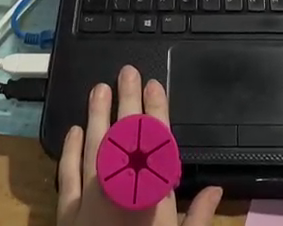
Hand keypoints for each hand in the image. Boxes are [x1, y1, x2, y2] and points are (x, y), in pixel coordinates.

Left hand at [58, 65, 223, 225]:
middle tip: (127, 71)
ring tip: (100, 87)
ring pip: (93, 146)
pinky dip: (69, 149)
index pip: (155, 144)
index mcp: (150, 197)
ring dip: (96, 114)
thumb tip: (217, 191)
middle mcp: (119, 190)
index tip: (155, 85)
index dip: (156, 111)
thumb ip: (200, 218)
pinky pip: (66, 174)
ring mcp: (88, 200)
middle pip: (123, 136)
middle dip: (127, 100)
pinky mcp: (65, 214)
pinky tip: (72, 130)